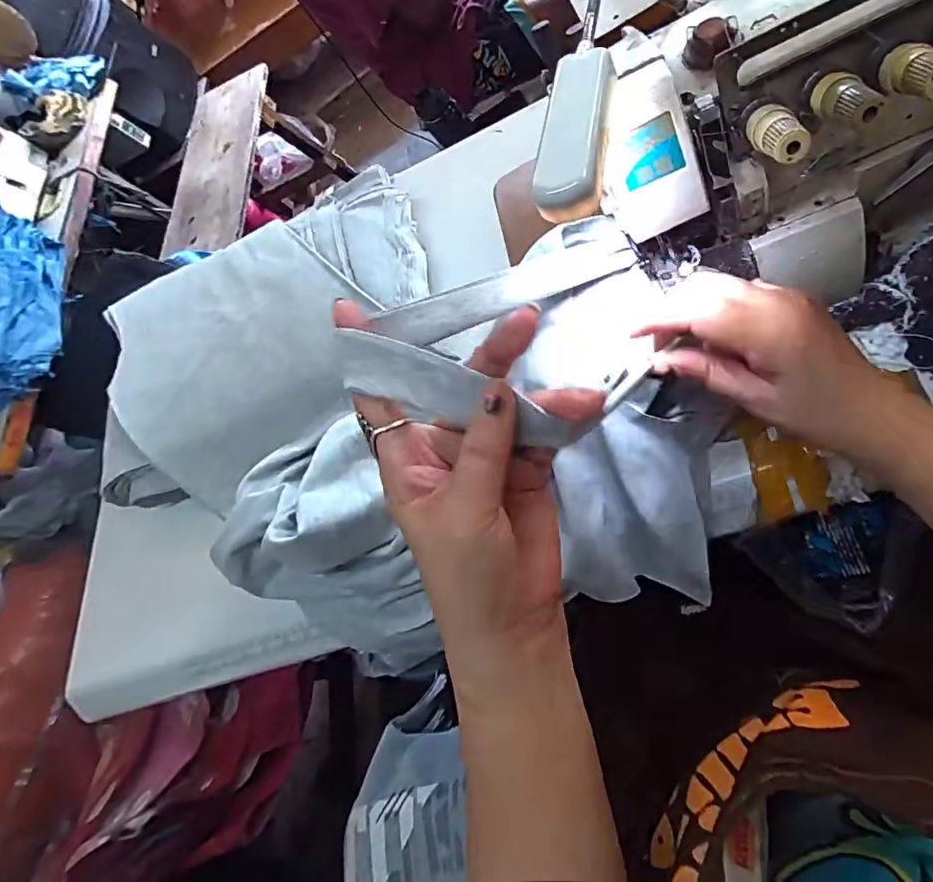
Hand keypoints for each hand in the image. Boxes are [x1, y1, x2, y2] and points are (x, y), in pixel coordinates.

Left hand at [333, 300, 602, 664]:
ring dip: (543, 395)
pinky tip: (585, 405)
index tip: (347, 309)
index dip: (368, 355)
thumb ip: (480, 448)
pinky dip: (563, 416)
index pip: (379, 397)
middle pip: (460, 386)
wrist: (516, 624)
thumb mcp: (461, 512)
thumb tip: (495, 388)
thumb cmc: (464, 575)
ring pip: (510, 404)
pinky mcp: (528, 463)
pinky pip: (543, 427)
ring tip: (577, 398)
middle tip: (521, 323)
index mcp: (408, 456)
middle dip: (489, 356)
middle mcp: (445, 445)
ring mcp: (489, 452)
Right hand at [633, 272, 930, 466]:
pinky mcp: (789, 298)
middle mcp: (774, 298)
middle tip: (653, 344)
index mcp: (767, 326)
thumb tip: (662, 359)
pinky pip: (738, 290)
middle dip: (669, 309)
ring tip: (676, 339)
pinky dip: (712, 304)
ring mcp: (784, 294)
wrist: (874, 411)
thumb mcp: (756, 399)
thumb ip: (707, 371)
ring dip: (689, 304)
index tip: (631, 333)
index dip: (658, 317)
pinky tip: (708, 332)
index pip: (697, 309)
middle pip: (703, 286)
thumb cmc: (817, 414)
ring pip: (719, 283)